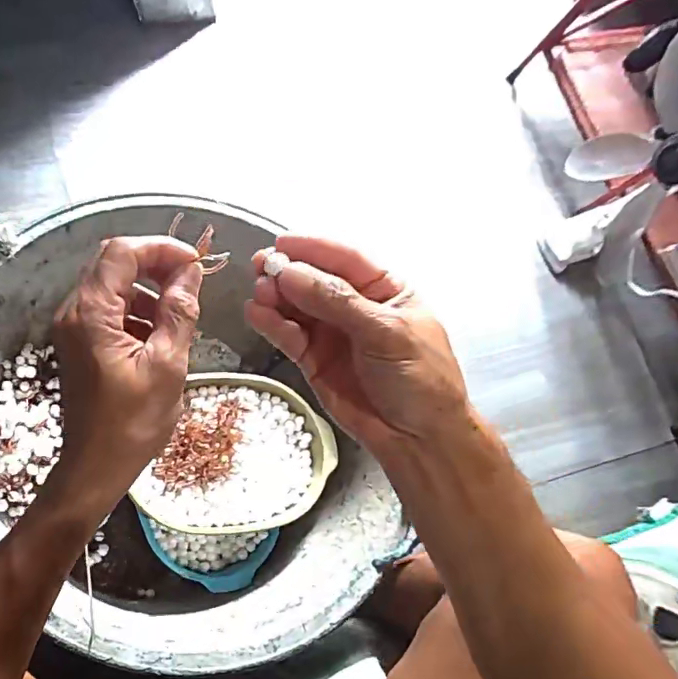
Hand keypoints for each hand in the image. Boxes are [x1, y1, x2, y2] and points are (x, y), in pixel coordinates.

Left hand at [45, 235, 204, 514]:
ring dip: (147, 292)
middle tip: (191, 284)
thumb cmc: (131, 425)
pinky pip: (108, 313)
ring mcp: (72, 330)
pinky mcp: (78, 345)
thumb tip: (190, 274)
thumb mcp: (167, 365)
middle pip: (113, 265)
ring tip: (179, 316)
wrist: (95, 467)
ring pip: (112, 288)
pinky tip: (158, 338)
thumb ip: (179, 312)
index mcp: (90, 314)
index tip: (194, 263)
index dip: (161, 248)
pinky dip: (135, 314)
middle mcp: (72, 313)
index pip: (121, 252)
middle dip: (155, 266)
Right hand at [244, 235, 469, 461]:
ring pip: (296, 308)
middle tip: (260, 266)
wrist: (416, 436)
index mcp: (385, 290)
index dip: (313, 248)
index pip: (345, 259)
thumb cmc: (420, 378)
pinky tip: (257, 314)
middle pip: (314, 281)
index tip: (282, 242)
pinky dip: (272, 325)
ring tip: (258, 292)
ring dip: (275, 298)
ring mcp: (332, 334)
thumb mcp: (385, 332)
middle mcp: (354, 307)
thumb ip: (337, 302)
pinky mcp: (313, 360)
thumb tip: (292, 274)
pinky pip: (288, 337)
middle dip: (287, 272)